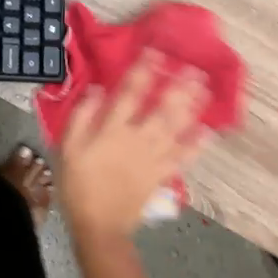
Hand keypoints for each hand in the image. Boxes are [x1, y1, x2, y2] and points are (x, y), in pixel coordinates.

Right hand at [57, 49, 211, 239]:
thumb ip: (82, 115)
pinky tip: (208, 132)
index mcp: (113, 129)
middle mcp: (138, 139)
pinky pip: (183, 157)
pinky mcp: (162, 175)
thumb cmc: (78, 182)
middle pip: (162, 109)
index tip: (155, 51)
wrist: (98, 225)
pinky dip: (197, 145)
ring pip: (176, 129)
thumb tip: (97, 87)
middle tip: (193, 68)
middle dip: (178, 87)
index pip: (131, 93)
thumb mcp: (69, 146)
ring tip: (204, 90)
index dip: (143, 71)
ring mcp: (153, 158)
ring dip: (192, 108)